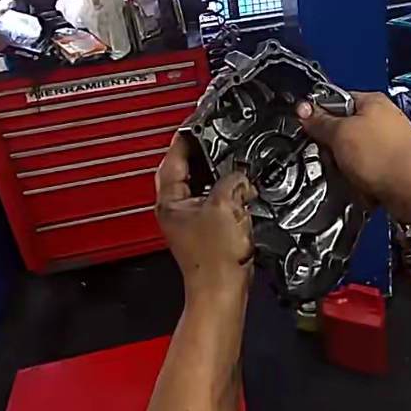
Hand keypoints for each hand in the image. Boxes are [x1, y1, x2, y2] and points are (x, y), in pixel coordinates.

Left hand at [155, 133, 255, 297]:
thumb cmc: (216, 256)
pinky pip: (212, 194)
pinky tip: (239, 181)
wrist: (223, 290)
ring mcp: (189, 217)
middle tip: (216, 132)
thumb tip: (240, 174)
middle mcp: (174, 207)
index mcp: (170, 199)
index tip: (199, 119)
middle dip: (200, 149)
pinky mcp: (205, 226)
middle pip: (184, 166)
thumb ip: (233, 179)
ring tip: (229, 152)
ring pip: (198, 180)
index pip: (174, 156)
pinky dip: (223, 184)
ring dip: (214, 167)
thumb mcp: (226, 203)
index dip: (187, 135)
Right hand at [297, 92, 410, 213]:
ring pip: (354, 152)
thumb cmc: (383, 157)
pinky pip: (367, 169)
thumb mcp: (341, 134)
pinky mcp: (393, 164)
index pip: (337, 100)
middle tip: (332, 157)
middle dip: (334, 147)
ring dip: (346, 166)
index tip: (310, 127)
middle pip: (344, 128)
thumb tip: (305, 109)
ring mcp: (390, 142)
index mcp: (372, 101)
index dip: (320, 114)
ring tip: (350, 174)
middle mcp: (384, 118)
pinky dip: (361, 178)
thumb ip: (321, 121)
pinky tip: (362, 185)